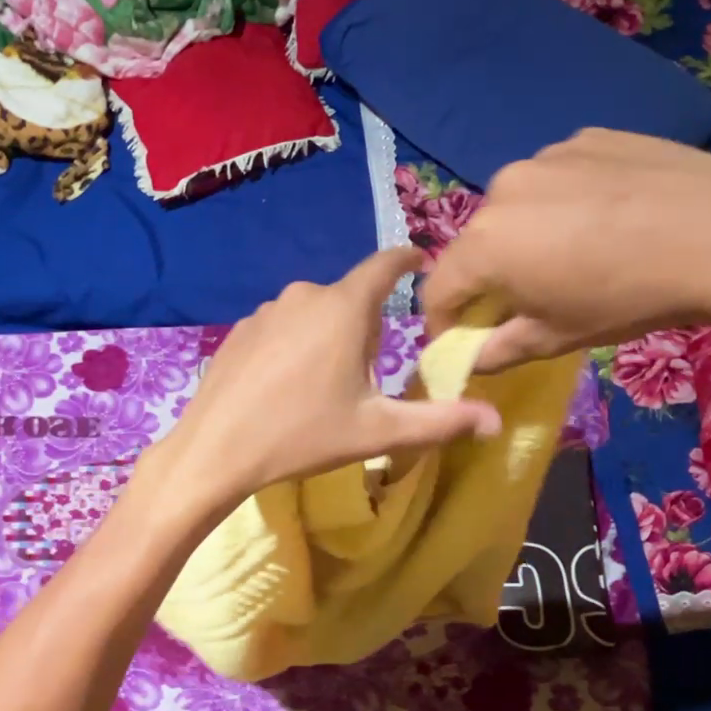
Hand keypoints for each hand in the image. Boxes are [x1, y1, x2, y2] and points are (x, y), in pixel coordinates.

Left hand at [149, 247, 501, 507]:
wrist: (215, 451)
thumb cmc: (301, 436)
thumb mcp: (376, 431)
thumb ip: (439, 422)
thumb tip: (495, 422)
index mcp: (343, 307)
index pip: (385, 265)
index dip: (407, 260)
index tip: (419, 261)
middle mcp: (303, 295)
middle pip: (350, 300)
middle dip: (364, 329)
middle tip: (360, 381)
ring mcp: (264, 311)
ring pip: (313, 315)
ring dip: (326, 339)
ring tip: (318, 391)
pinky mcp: (237, 331)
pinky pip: (281, 329)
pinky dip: (292, 349)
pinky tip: (281, 390)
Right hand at [422, 128, 710, 371]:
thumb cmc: (627, 297)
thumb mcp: (553, 339)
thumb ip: (494, 352)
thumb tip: (465, 361)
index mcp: (484, 245)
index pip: (437, 291)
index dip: (443, 324)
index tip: (464, 344)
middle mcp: (501, 191)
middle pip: (474, 246)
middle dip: (486, 279)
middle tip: (523, 303)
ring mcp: (545, 157)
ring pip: (513, 210)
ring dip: (522, 239)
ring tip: (570, 258)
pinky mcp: (587, 138)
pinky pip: (553, 180)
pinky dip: (560, 206)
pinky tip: (604, 223)